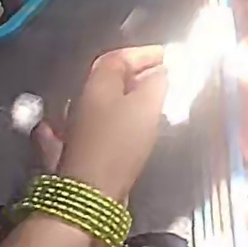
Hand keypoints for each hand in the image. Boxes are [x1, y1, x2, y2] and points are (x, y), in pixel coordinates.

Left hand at [53, 46, 168, 203]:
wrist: (92, 193)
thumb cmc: (120, 142)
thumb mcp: (146, 106)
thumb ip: (156, 83)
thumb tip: (160, 71)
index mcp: (98, 84)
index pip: (119, 57)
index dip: (143, 53)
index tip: (166, 56)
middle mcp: (85, 100)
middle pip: (110, 78)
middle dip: (136, 72)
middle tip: (161, 74)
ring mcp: (81, 126)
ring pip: (106, 101)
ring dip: (128, 94)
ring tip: (151, 97)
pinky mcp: (85, 149)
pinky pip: (100, 123)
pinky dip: (113, 116)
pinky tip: (115, 121)